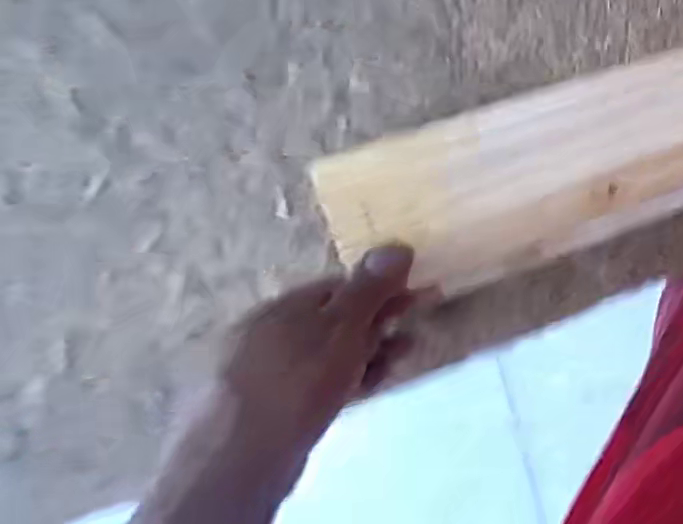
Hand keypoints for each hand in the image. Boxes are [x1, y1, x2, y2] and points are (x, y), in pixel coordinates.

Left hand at [135, 246, 420, 523]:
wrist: (237, 466)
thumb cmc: (296, 382)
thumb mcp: (342, 326)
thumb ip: (370, 286)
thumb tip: (395, 244)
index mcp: (276, 310)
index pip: (340, 284)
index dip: (381, 288)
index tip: (416, 297)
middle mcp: (261, 336)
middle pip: (336, 317)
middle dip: (379, 320)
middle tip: (412, 325)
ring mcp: (260, 376)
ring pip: (330, 351)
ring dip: (371, 349)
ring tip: (400, 356)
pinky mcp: (267, 408)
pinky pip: (317, 380)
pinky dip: (348, 376)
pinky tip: (370, 383)